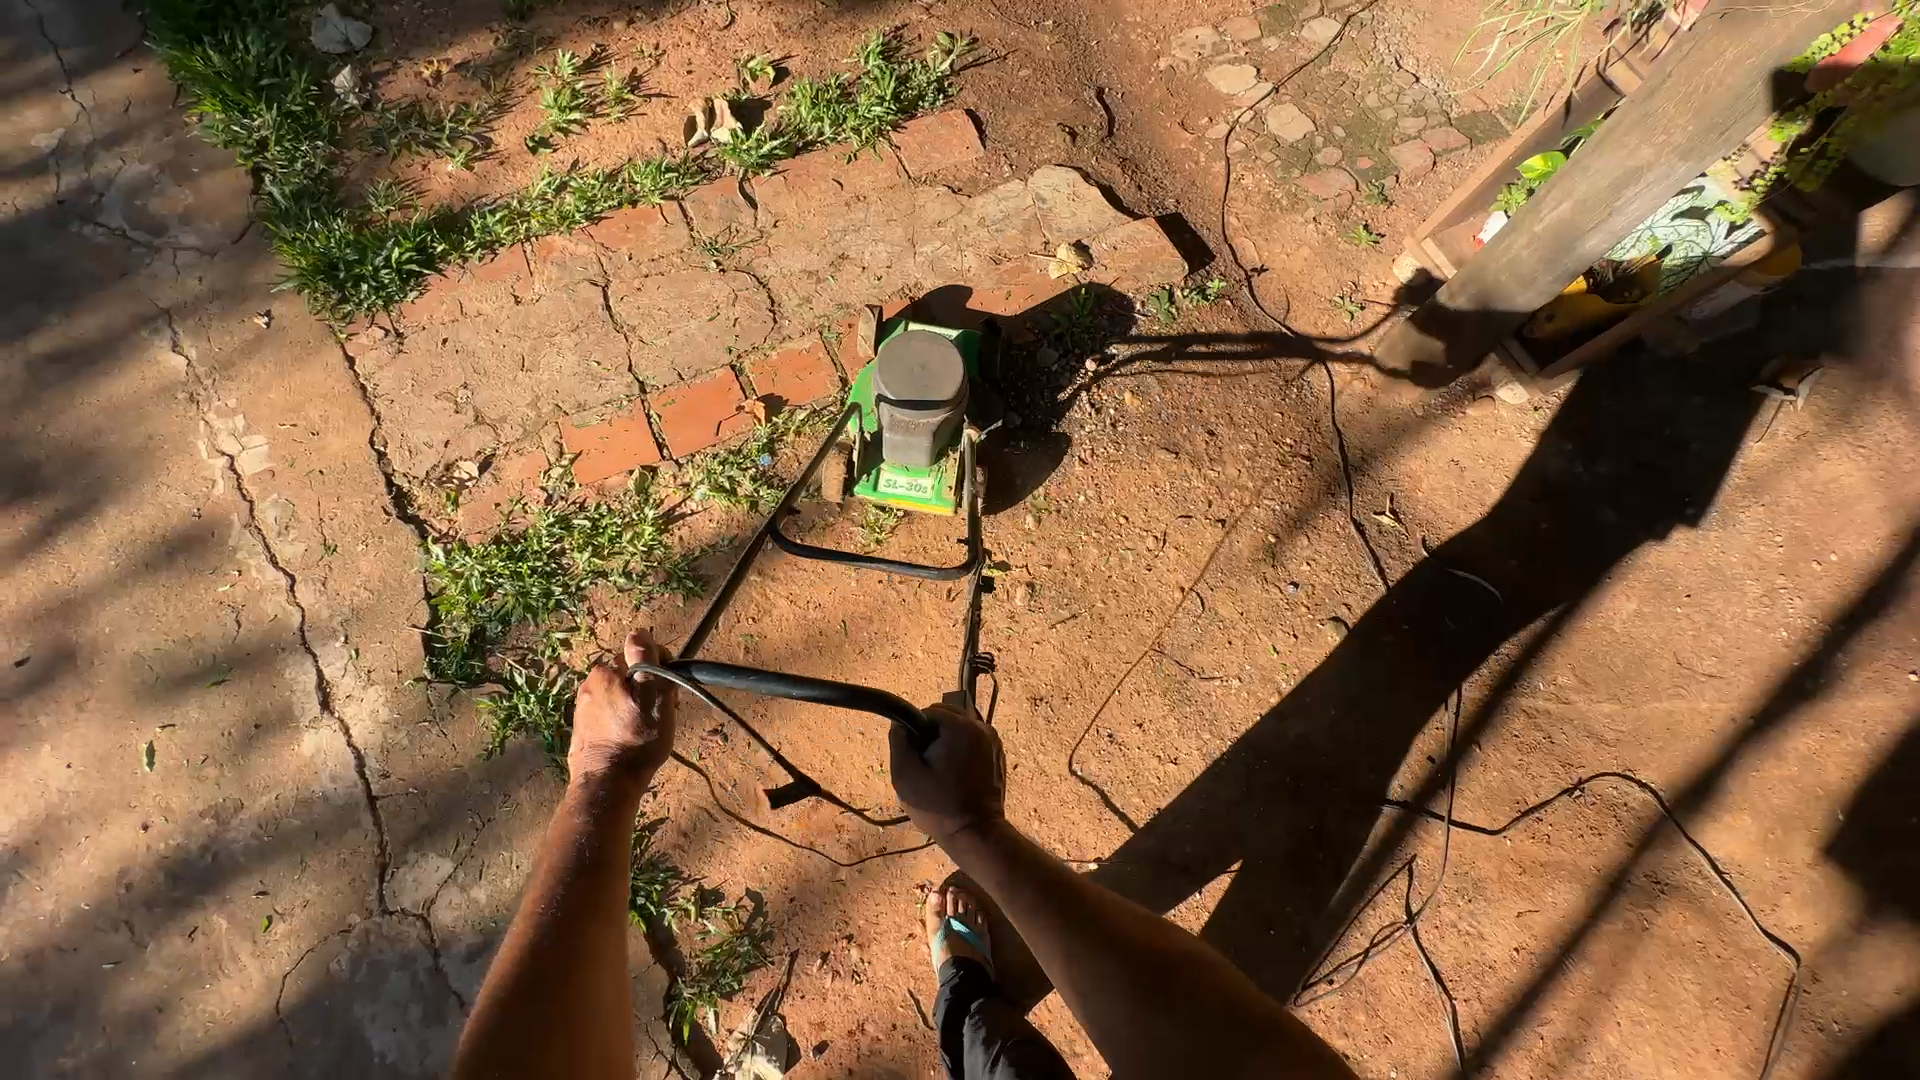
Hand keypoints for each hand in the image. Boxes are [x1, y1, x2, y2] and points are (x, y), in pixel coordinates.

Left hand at [568, 631, 675, 791]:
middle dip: (647, 688)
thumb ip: (646, 658)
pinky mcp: (581, 731)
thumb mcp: (652, 692)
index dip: (660, 668)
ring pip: (620, 696)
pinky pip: (609, 716)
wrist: (607, 783)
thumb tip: (639, 631)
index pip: (640, 653)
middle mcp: (588, 685)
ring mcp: (582, 709)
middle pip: (629, 676)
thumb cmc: (638, 736)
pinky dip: (622, 722)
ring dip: (635, 706)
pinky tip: (630, 739)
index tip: (669, 692)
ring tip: (647, 730)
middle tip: (660, 714)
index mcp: (604, 672)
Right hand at [889, 703, 1005, 845]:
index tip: (915, 755)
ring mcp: (994, 741)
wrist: (975, 833)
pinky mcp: (998, 755)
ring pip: (962, 728)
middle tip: (926, 763)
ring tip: (940, 770)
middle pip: (948, 716)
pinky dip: (962, 749)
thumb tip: (901, 724)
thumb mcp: (905, 774)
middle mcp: (981, 727)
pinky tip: (956, 774)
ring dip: (948, 740)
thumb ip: (899, 741)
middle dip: (933, 733)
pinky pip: (974, 741)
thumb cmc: (938, 805)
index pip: (930, 712)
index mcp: (961, 727)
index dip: (917, 731)